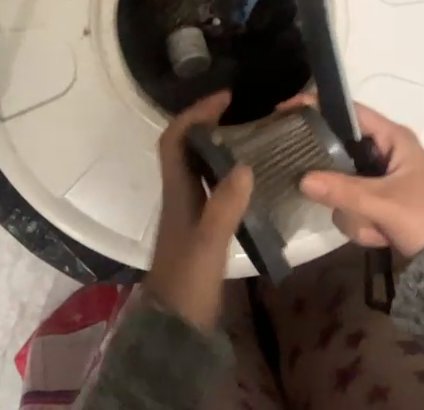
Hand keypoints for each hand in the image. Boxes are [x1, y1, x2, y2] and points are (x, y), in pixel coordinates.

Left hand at [144, 91, 253, 329]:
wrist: (174, 325)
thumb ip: (224, 206)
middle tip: (241, 111)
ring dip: (216, 143)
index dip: (195, 113)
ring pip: (196, 163)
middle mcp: (178, 193)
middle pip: (185, 145)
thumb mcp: (209, 243)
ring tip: (249, 134)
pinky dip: (225, 169)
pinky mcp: (198, 225)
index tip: (225, 98)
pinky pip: (208, 183)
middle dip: (207, 121)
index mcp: (176, 191)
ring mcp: (187, 210)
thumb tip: (244, 163)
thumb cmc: (188, 281)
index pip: (176, 138)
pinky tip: (248, 177)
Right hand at [293, 99, 423, 258]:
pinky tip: (377, 235)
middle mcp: (383, 150)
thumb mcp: (383, 204)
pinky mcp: (376, 197)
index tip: (286, 111)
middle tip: (314, 185)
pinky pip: (350, 202)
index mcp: (392, 137)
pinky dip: (359, 221)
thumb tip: (302, 179)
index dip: (317, 106)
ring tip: (373, 226)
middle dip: (336, 180)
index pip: (347, 110)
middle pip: (338, 149)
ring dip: (353, 210)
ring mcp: (378, 175)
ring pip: (341, 181)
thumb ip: (342, 190)